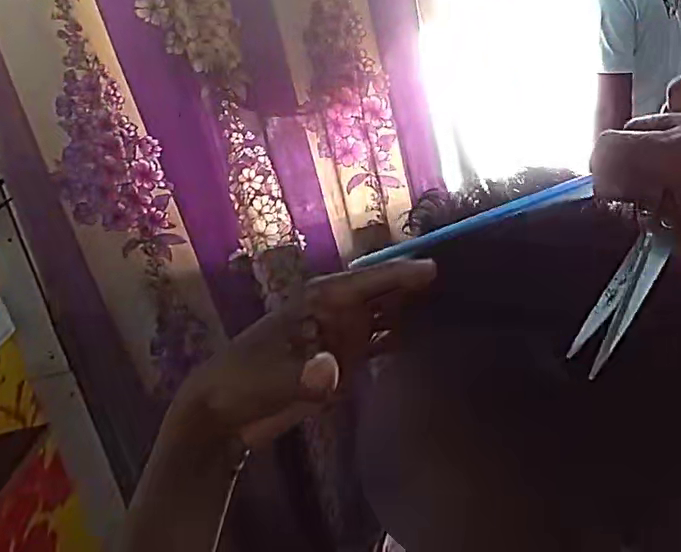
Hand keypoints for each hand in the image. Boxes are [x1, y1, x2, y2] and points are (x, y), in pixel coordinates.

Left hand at [171, 259, 436, 452]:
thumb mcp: (268, 380)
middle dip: (412, 283)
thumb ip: (302, 375)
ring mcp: (340, 335)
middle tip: (457, 280)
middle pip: (381, 291)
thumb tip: (334, 371)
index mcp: (317, 300)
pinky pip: (379, 343)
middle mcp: (335, 311)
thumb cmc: (241, 382)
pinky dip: (400, 339)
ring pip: (384, 314)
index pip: (365, 282)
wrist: (223, 412)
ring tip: (452, 306)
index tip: (432, 269)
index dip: (398, 274)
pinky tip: (425, 340)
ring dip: (411, 309)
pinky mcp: (343, 361)